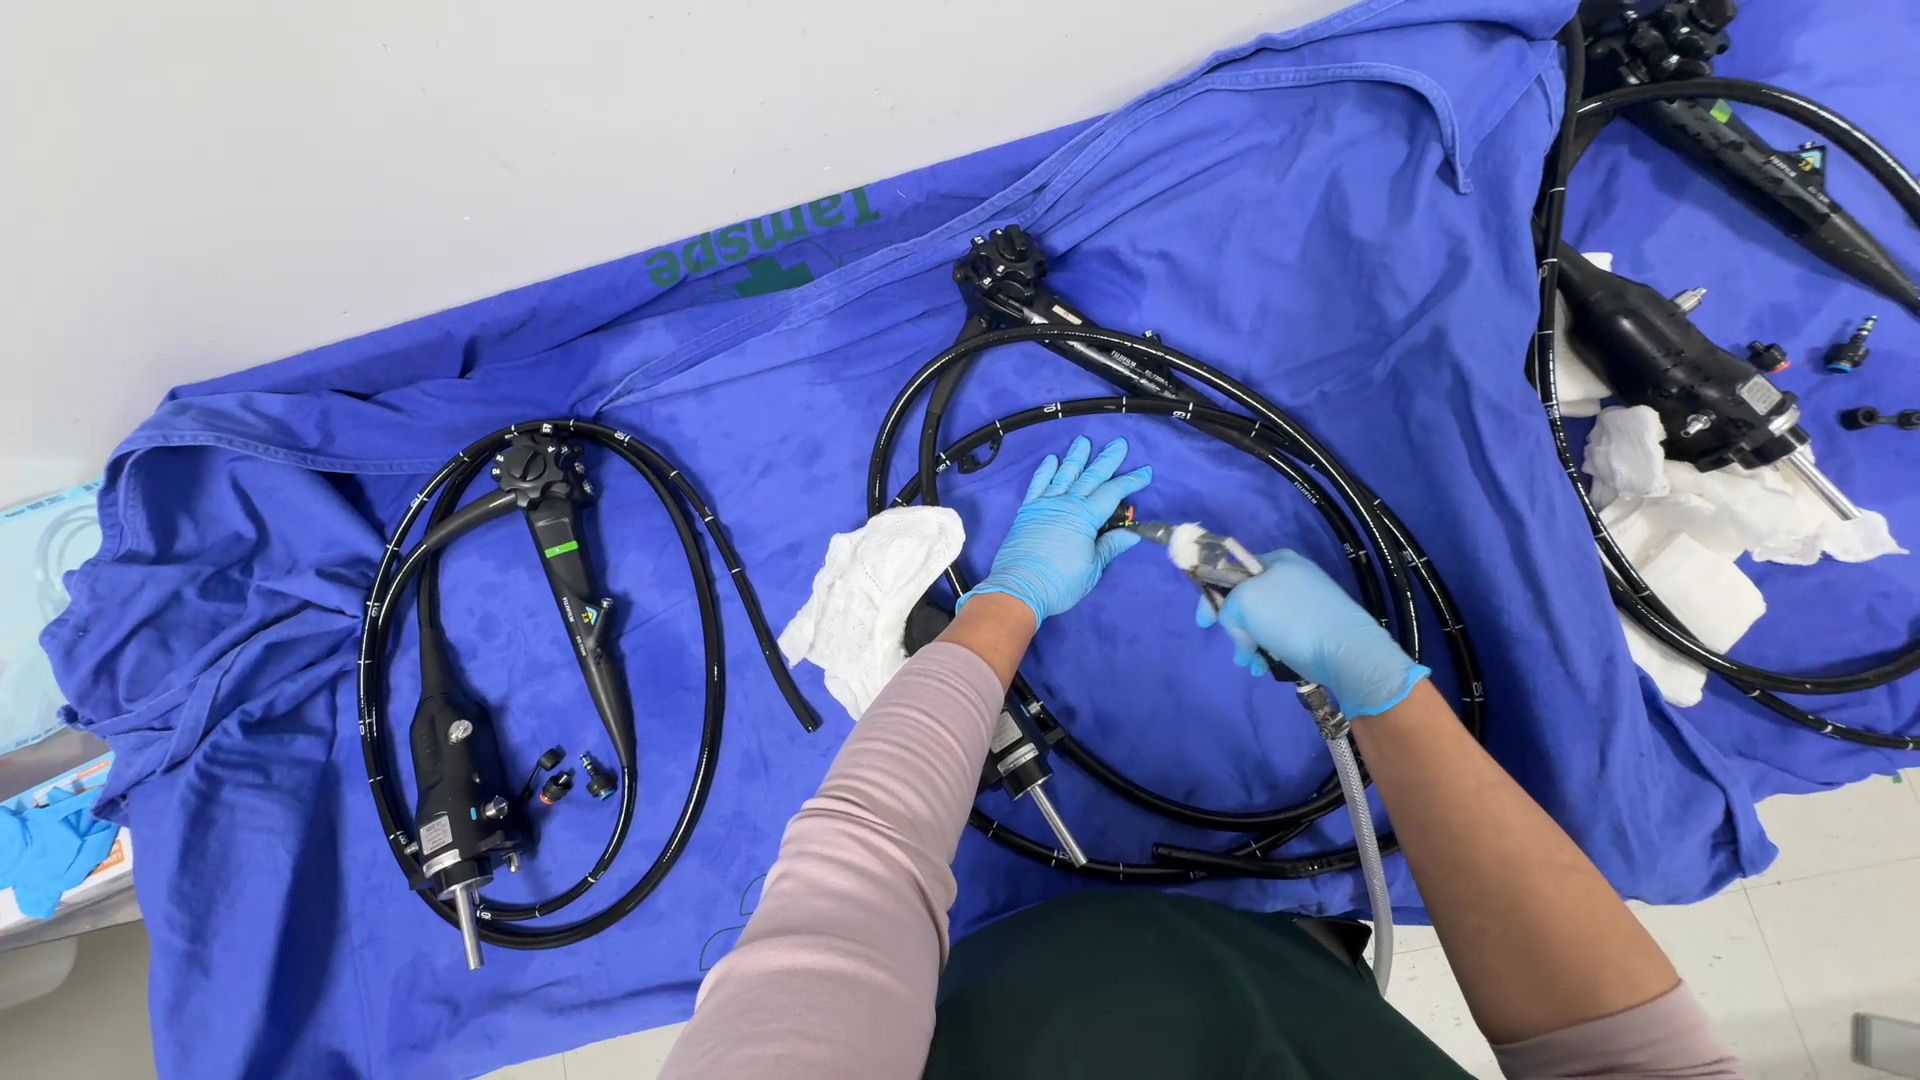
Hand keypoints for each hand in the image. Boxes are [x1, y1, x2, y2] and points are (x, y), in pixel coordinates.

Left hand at [961, 435, 1151, 624]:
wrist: (1019, 588)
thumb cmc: (1061, 581)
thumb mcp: (1093, 568)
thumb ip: (1110, 546)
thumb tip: (1132, 533)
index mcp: (1085, 517)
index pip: (1113, 493)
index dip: (1130, 481)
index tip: (1145, 471)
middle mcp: (1066, 504)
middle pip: (1090, 477)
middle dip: (1106, 460)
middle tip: (1118, 443)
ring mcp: (1045, 505)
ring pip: (1064, 475)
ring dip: (1075, 458)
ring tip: (1083, 441)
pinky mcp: (1027, 511)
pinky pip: (1038, 485)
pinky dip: (1045, 471)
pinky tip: (1052, 459)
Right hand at [1196, 548, 1428, 716]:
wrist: (1347, 653)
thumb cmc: (1292, 620)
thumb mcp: (1245, 601)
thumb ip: (1227, 605)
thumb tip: (1238, 625)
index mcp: (1277, 560)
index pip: (1231, 570)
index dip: (1213, 595)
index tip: (1204, 622)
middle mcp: (1291, 577)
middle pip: (1245, 599)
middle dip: (1235, 627)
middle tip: (1238, 648)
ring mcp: (1304, 602)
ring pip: (1260, 621)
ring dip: (1249, 643)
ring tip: (1252, 663)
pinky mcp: (1313, 626)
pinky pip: (1278, 634)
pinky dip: (1267, 649)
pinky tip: (1266, 664)